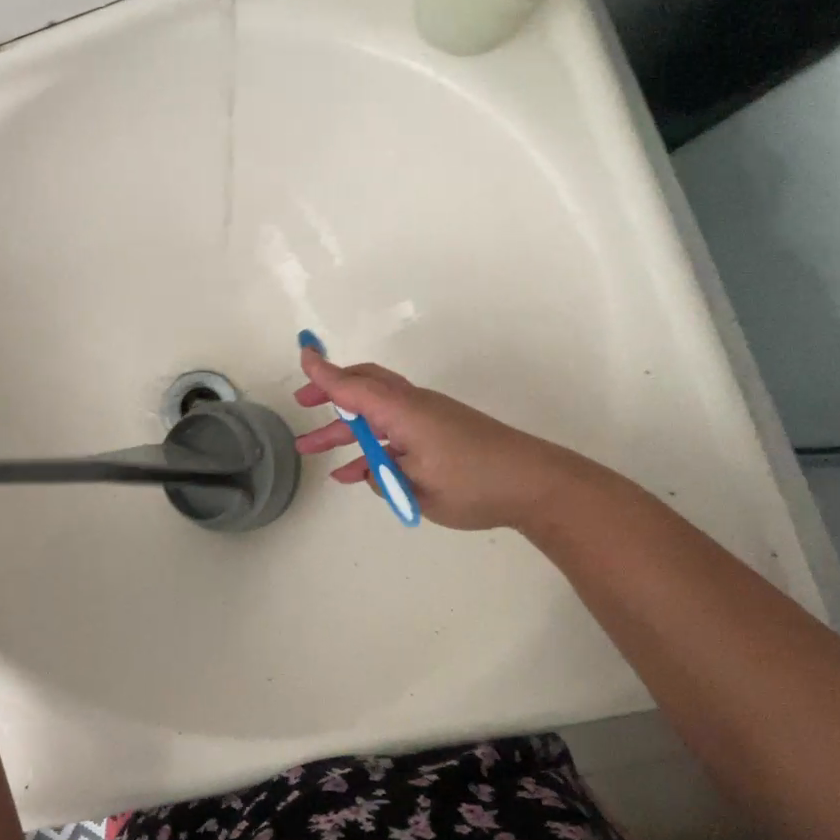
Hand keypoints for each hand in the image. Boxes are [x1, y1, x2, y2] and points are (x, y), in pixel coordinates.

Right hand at [293, 349, 592, 531]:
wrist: (538, 486)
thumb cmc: (475, 483)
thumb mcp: (418, 486)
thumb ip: (383, 474)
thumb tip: (370, 469)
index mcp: (405, 414)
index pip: (354, 387)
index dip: (325, 373)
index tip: (302, 353)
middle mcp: (413, 409)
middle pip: (364, 390)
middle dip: (330, 394)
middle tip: (302, 402)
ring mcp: (427, 422)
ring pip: (374, 416)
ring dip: (342, 430)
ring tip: (310, 448)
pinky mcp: (439, 437)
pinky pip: (392, 435)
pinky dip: (368, 449)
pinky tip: (351, 473)